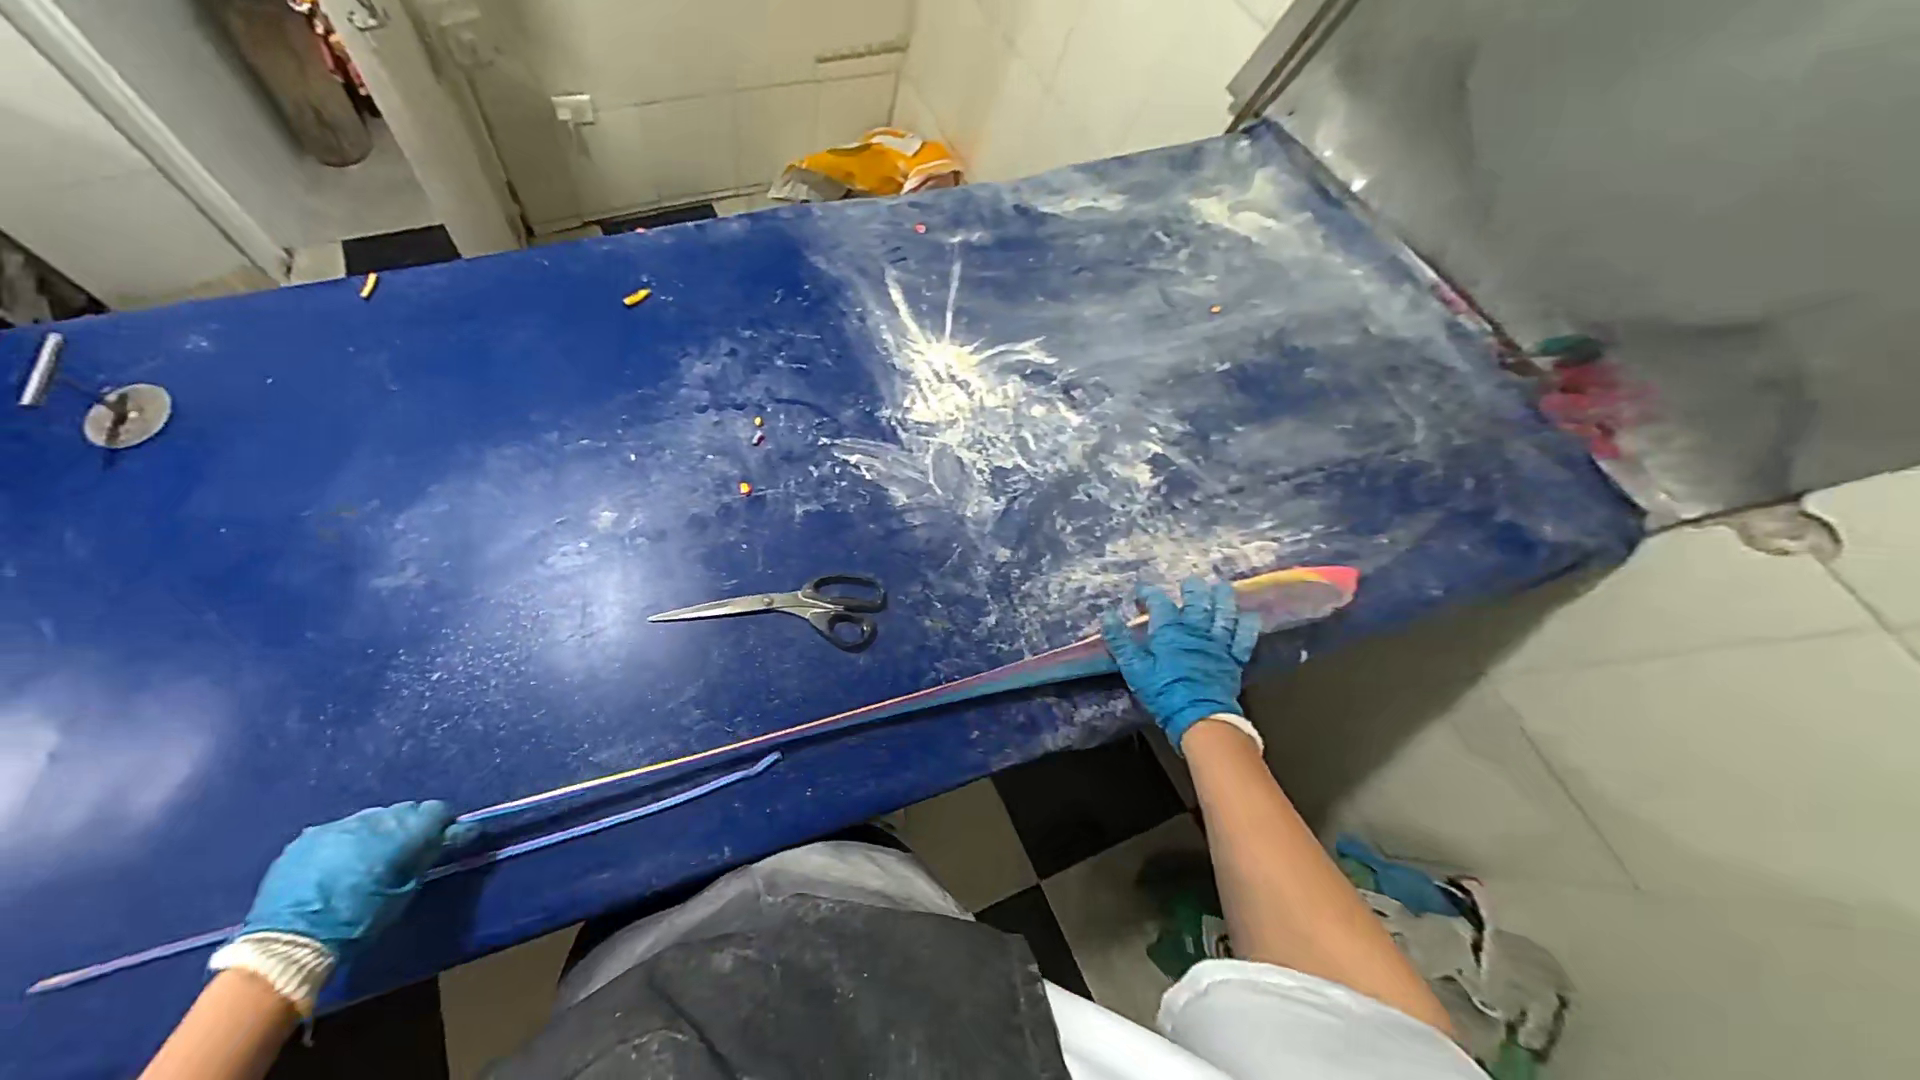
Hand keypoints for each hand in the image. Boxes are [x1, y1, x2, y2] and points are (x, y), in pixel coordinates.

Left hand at [241, 801, 475, 958]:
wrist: (288, 943)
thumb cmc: (358, 921)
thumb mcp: (405, 890)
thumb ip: (424, 857)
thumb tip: (442, 839)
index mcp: (403, 832)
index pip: (437, 810)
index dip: (441, 824)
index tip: (438, 840)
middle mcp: (373, 820)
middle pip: (404, 810)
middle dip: (408, 826)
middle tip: (402, 852)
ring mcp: (337, 826)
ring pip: (371, 818)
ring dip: (376, 833)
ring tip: (366, 859)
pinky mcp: (307, 837)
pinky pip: (339, 830)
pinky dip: (346, 842)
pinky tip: (336, 865)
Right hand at [1101, 577, 1261, 749]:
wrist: (1199, 717)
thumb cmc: (1163, 692)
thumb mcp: (1134, 669)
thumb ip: (1120, 642)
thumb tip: (1107, 615)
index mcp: (1169, 631)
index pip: (1158, 603)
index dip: (1149, 593)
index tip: (1141, 590)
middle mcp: (1196, 630)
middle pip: (1196, 602)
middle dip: (1192, 589)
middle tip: (1190, 581)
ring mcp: (1218, 643)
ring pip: (1223, 614)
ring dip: (1223, 599)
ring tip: (1221, 587)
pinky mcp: (1234, 658)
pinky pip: (1244, 638)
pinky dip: (1247, 626)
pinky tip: (1249, 616)